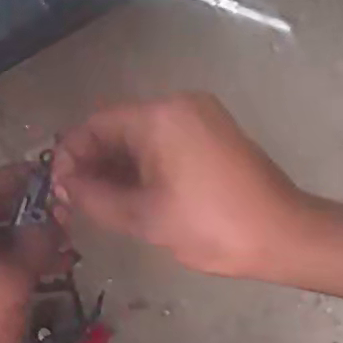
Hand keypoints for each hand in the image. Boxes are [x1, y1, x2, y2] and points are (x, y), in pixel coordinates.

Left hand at [0, 165, 65, 342]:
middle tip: (63, 214)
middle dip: (28, 211)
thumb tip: (56, 218)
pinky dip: (13, 256)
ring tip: (63, 240)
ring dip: (25, 235)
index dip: (20, 179)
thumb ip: (38, 238)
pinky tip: (47, 264)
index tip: (52, 178)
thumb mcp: (14, 276)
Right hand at [54, 92, 342, 281]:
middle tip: (73, 202)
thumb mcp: (142, 217)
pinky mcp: (210, 134)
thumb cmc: (211, 226)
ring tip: (96, 204)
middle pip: (115, 128)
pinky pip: (161, 143)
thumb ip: (92, 197)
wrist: (285, 237)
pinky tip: (127, 196)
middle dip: (90, 164)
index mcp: (159, 117)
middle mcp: (178, 105)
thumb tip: (63, 186)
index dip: (69, 157)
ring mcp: (198, 117)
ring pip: (137, 137)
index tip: (57, 191)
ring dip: (113, 167)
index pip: (94, 125)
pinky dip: (139, 167)